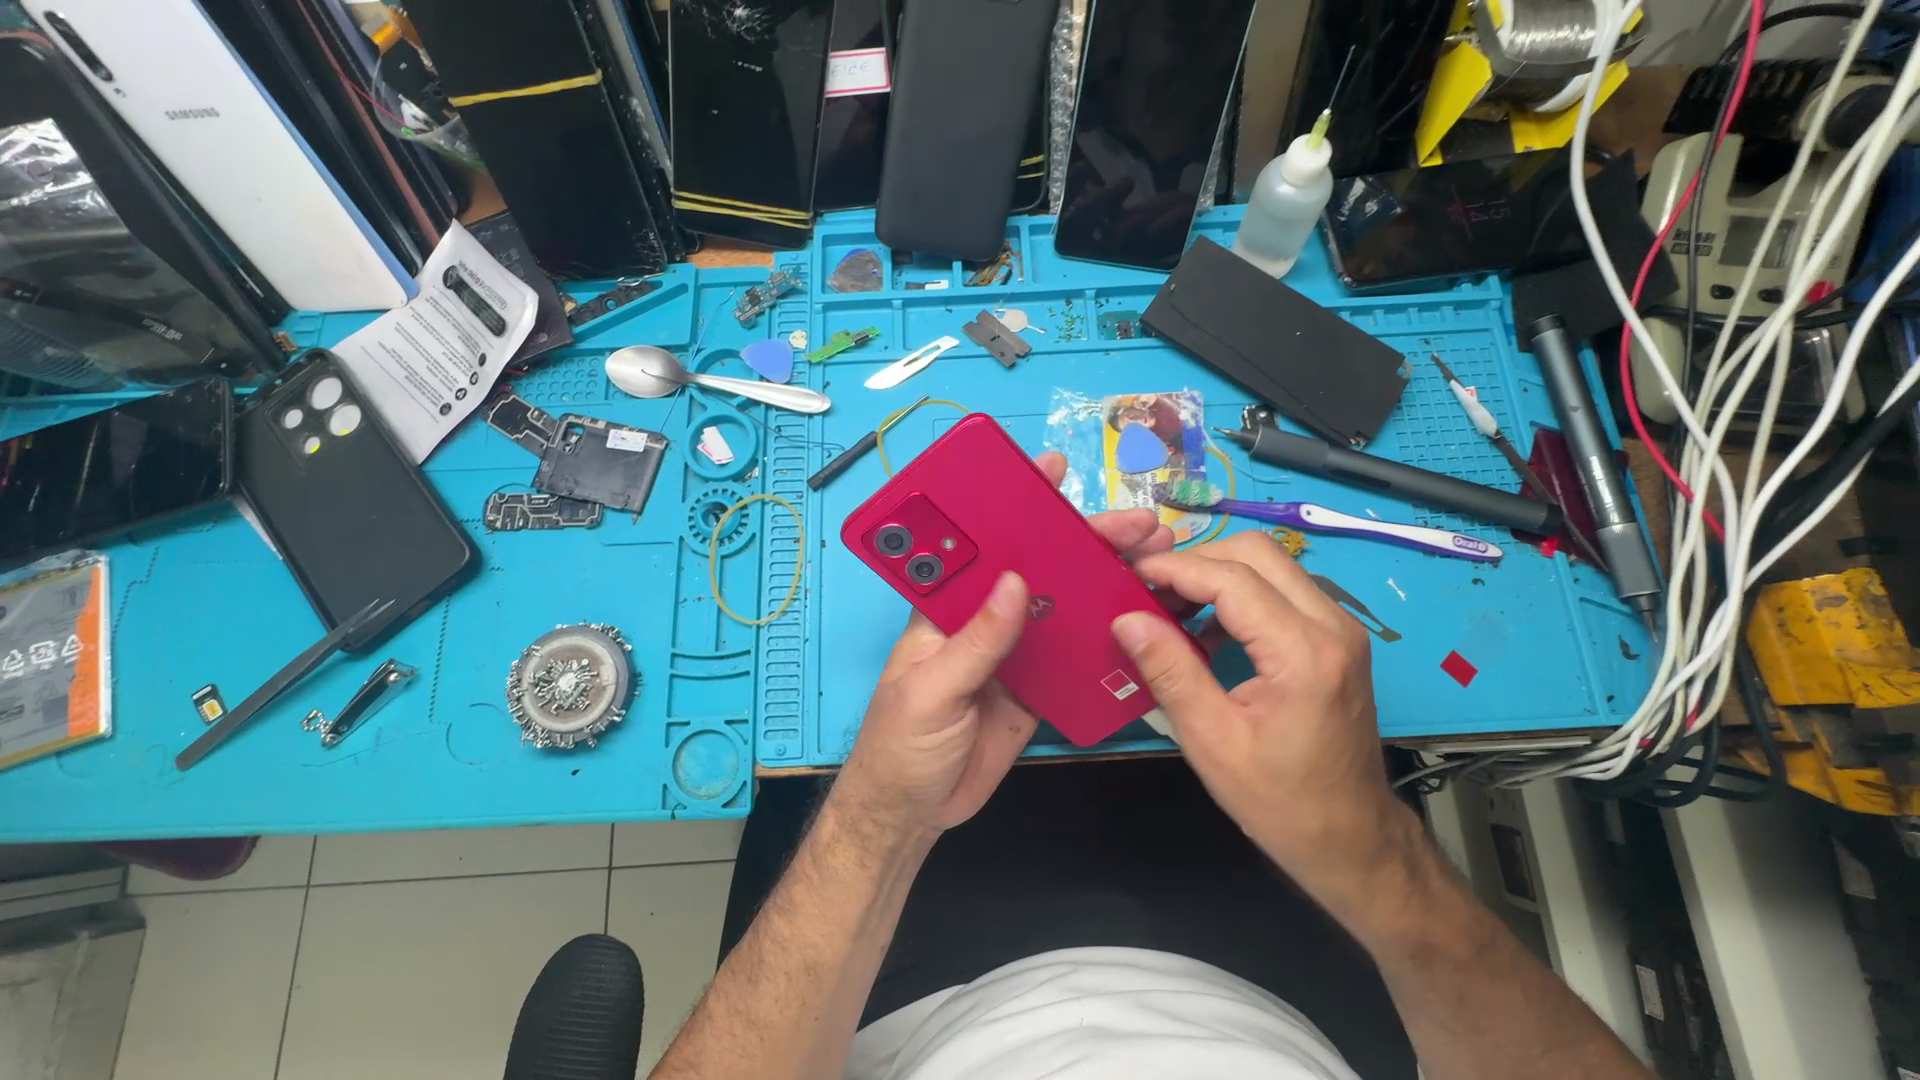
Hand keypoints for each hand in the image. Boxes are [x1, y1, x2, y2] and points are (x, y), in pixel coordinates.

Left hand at [836, 451, 1173, 840]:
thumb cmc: (901, 745)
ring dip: (1104, 584)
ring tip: (1156, 562)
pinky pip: (1075, 657)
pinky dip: (1107, 640)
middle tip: (1139, 524)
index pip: (981, 545)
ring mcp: (1014, 654)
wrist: (914, 811)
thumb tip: (1016, 582)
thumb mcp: (931, 690)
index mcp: (947, 609)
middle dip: (1084, 541)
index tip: (1052, 473)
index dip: (1014, 506)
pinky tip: (1142, 623)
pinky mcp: (1036, 689)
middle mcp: (984, 621)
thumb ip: (975, 642)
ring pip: (1064, 609)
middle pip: (1038, 571)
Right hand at [1110, 532, 1413, 900]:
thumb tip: (1125, 618)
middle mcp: (1332, 625)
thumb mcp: (1210, 740)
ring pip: (1271, 566)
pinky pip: (1282, 591)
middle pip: (1257, 553)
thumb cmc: (1278, 800)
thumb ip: (1169, 670)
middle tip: (1149, 591)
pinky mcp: (1336, 640)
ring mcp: (1340, 629)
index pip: (1231, 579)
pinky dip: (1238, 596)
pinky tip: (1206, 633)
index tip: (1128, 575)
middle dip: (1196, 561)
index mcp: (1303, 652)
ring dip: (1216, 576)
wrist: (1350, 838)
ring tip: (1169, 609)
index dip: (1174, 569)